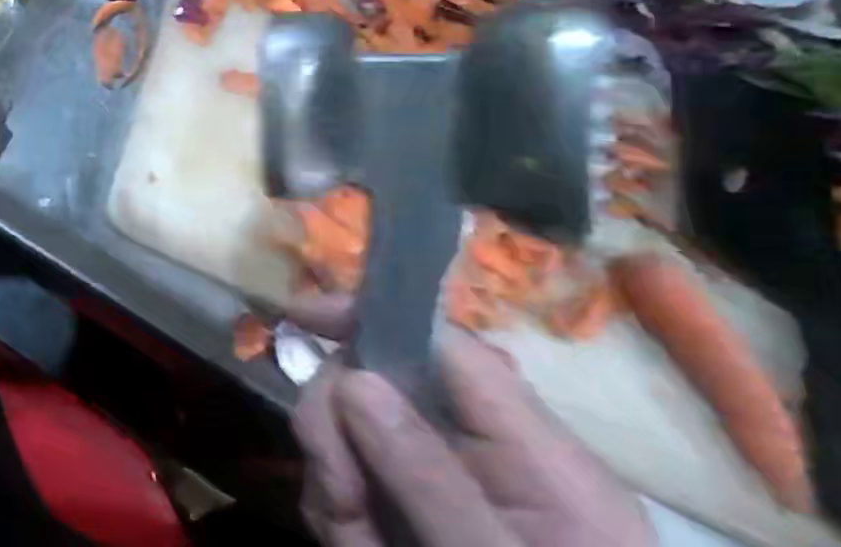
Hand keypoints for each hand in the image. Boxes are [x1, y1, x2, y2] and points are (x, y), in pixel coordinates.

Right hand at [289, 301, 652, 546]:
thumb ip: (430, 478)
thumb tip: (353, 377)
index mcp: (540, 459)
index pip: (447, 345)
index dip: (373, 316)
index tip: (300, 317)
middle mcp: (493, 458)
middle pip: (384, 382)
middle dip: (339, 425)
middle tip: (336, 492)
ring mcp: (453, 486)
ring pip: (358, 431)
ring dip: (335, 477)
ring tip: (352, 539)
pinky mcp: (422, 512)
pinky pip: (356, 477)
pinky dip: (338, 506)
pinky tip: (353, 541)